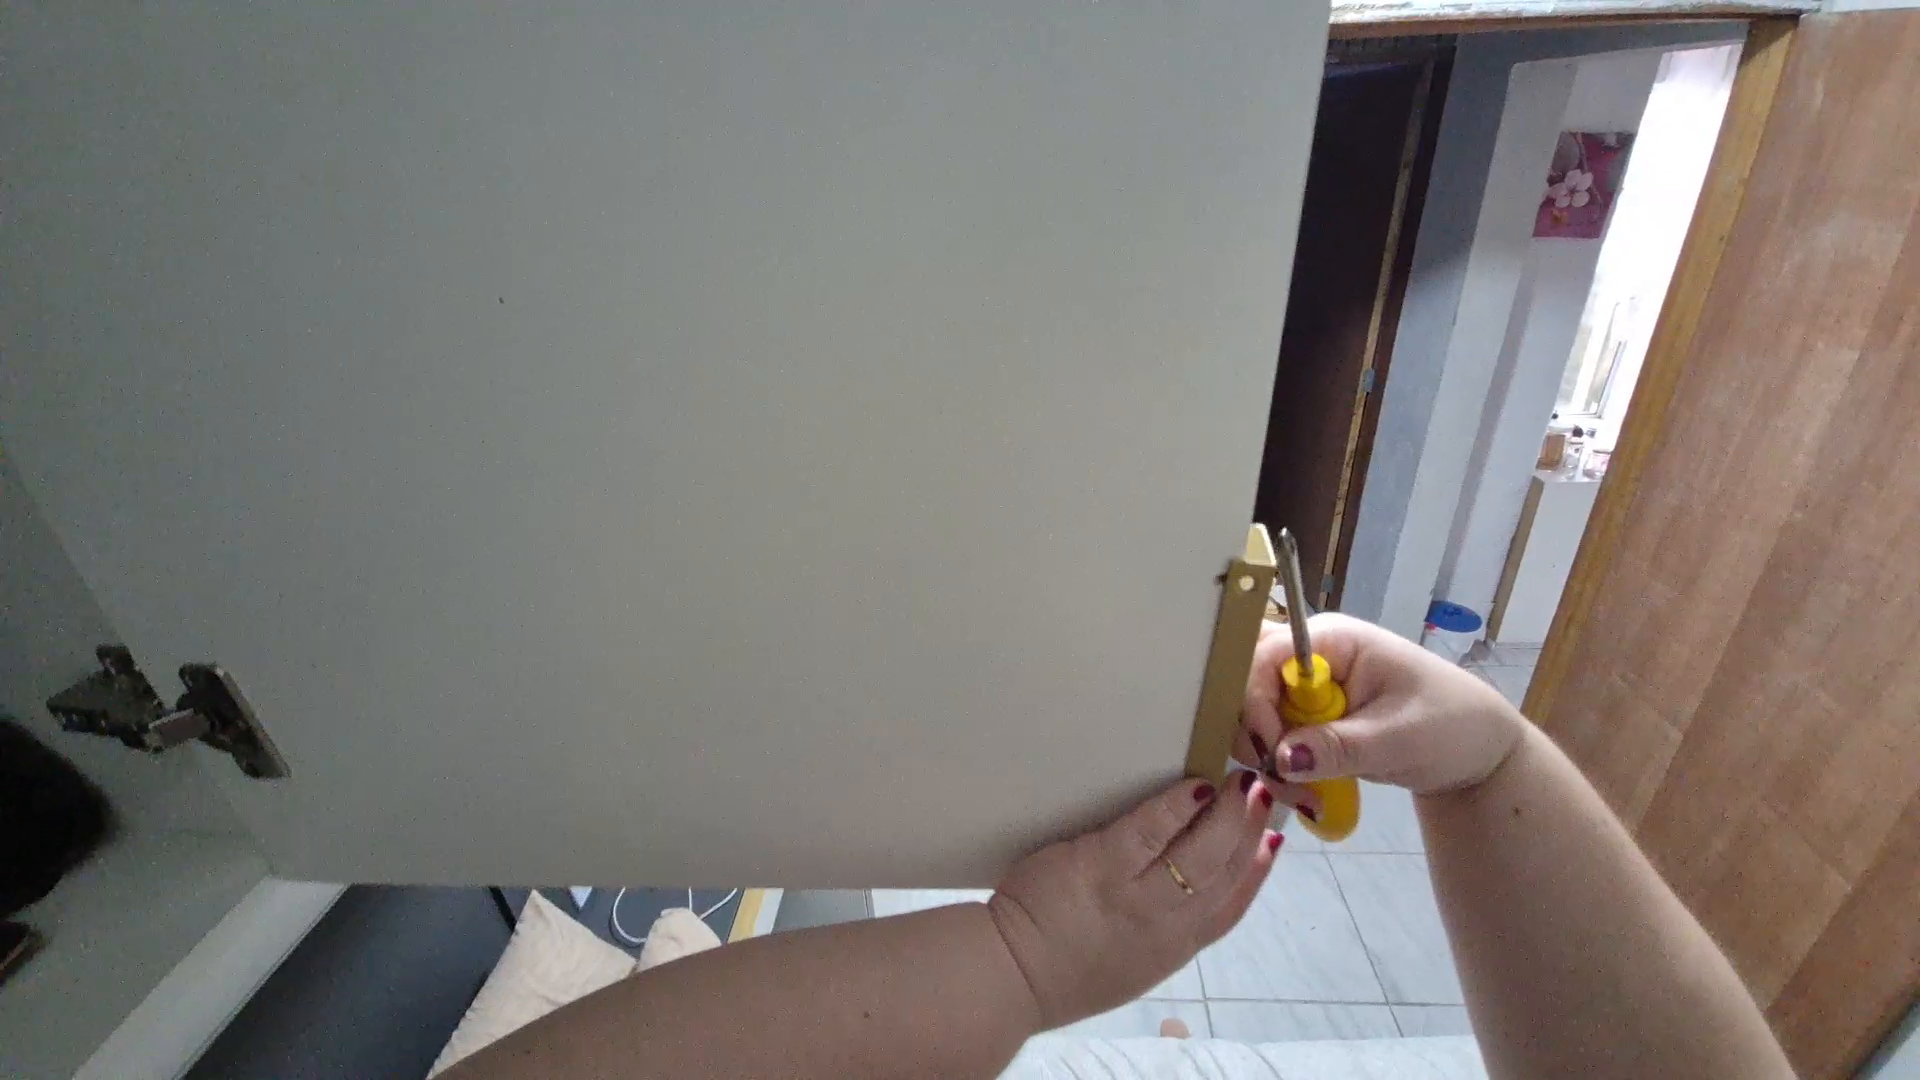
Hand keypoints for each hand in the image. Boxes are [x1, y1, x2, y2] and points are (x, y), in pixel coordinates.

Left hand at [987, 773, 1280, 1029]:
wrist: (1013, 974)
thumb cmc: (1066, 965)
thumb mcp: (1133, 961)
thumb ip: (1162, 926)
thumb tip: (1183, 884)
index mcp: (1174, 948)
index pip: (1230, 909)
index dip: (1256, 873)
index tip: (1272, 840)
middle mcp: (1165, 926)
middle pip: (1223, 875)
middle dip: (1248, 831)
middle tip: (1262, 793)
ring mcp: (1135, 897)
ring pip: (1199, 854)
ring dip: (1227, 816)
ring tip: (1242, 782)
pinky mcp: (1101, 866)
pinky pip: (1149, 831)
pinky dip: (1176, 807)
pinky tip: (1194, 786)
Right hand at [1239, 613, 1525, 795]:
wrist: (1479, 751)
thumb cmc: (1452, 726)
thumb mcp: (1400, 738)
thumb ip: (1339, 746)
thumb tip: (1281, 759)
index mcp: (1330, 638)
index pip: (1264, 654)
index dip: (1255, 699)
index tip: (1272, 750)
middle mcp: (1304, 654)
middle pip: (1243, 676)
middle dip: (1248, 727)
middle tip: (1273, 771)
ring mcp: (1300, 684)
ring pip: (1248, 709)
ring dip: (1260, 752)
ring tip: (1297, 793)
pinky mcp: (1301, 713)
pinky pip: (1266, 731)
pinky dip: (1274, 763)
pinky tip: (1299, 789)